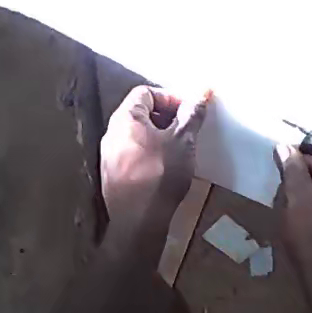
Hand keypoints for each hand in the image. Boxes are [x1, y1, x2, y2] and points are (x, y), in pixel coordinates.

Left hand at [100, 85, 209, 243]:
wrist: (139, 220)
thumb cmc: (161, 173)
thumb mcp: (183, 140)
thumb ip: (192, 114)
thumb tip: (203, 92)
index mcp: (125, 119)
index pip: (145, 92)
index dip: (170, 97)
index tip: (188, 112)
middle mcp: (111, 134)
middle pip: (140, 113)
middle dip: (167, 117)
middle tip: (188, 130)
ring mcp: (109, 156)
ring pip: (138, 136)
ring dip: (160, 137)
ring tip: (181, 149)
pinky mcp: (113, 176)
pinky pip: (134, 154)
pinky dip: (151, 153)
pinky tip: (167, 168)